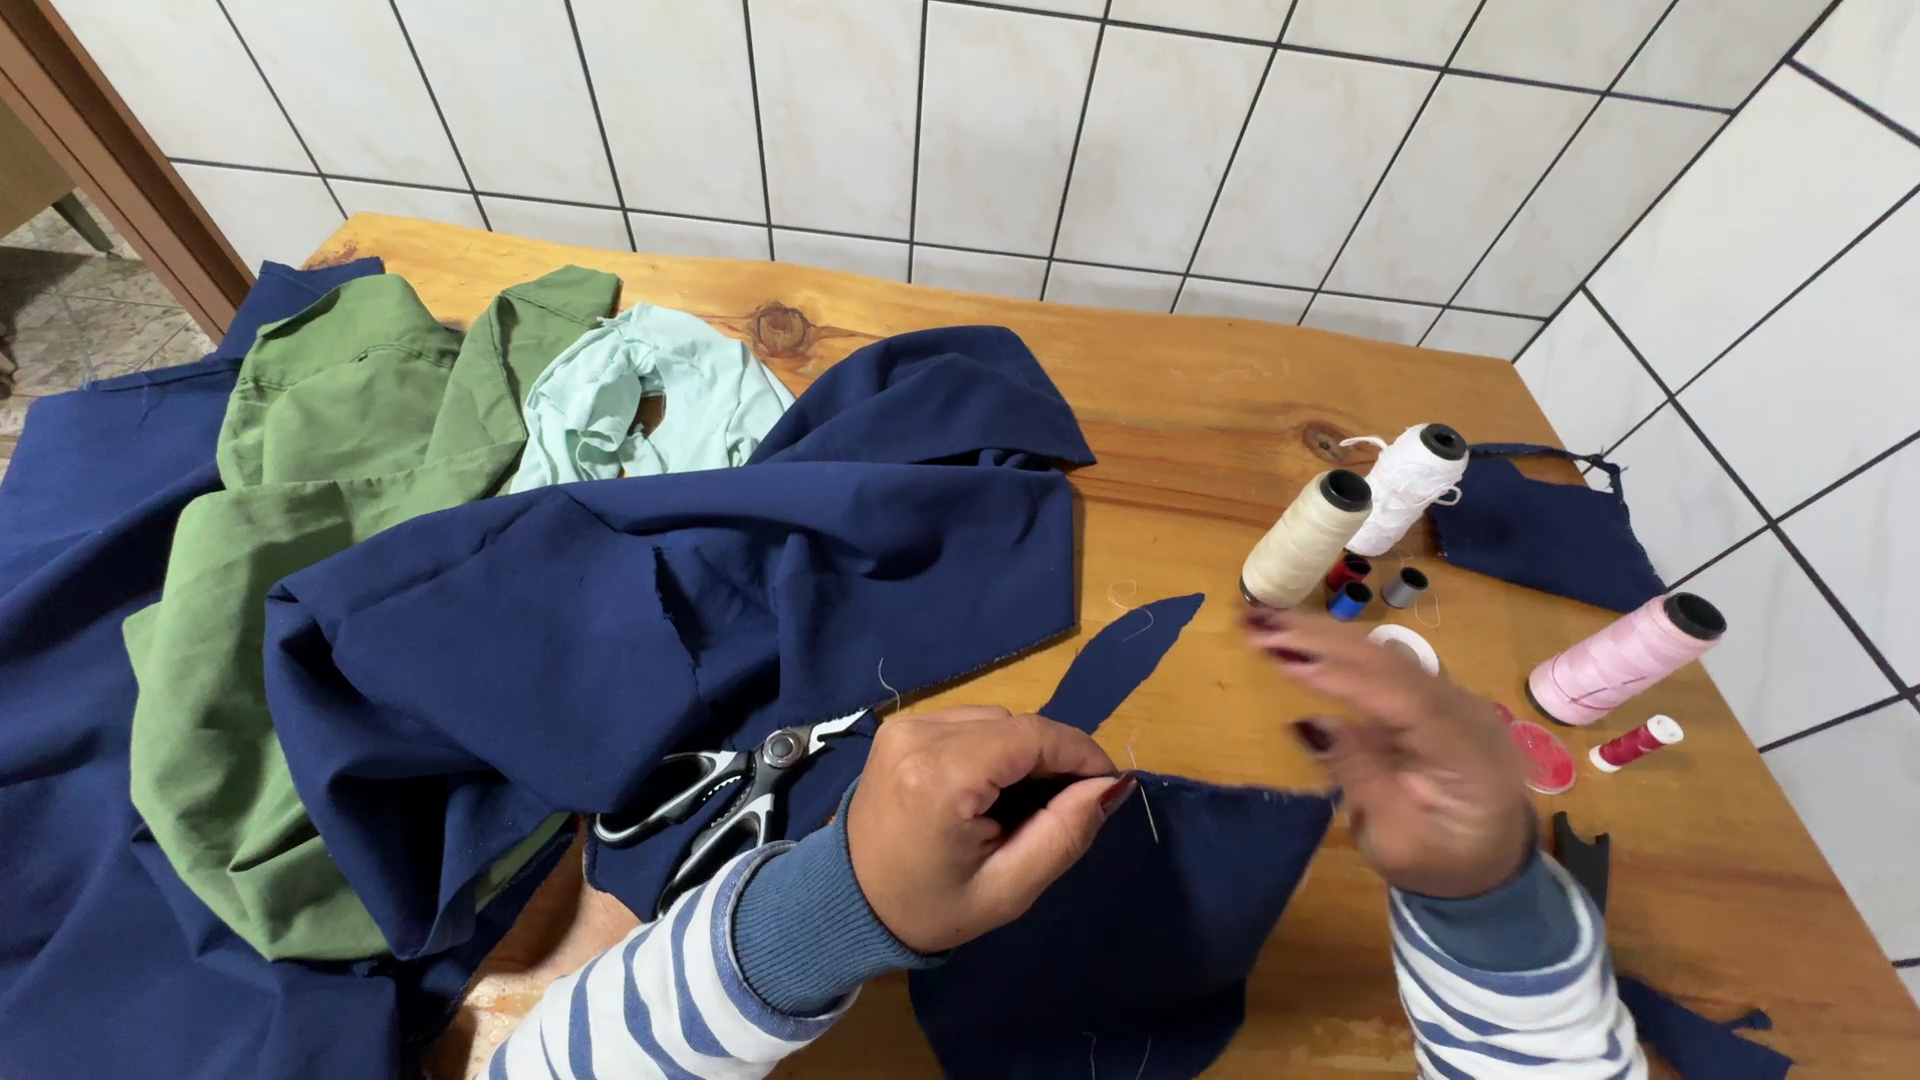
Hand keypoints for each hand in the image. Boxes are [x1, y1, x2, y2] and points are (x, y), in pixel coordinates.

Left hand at [845, 705, 1131, 952]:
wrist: (848, 903)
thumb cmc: (929, 907)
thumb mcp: (1007, 890)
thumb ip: (1063, 833)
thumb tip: (1113, 785)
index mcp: (940, 776)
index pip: (1031, 736)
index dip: (1079, 752)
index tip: (1108, 783)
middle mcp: (919, 734)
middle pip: (1014, 725)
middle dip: (1052, 758)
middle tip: (1065, 806)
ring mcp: (906, 725)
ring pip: (994, 719)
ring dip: (1021, 752)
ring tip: (1020, 803)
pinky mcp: (901, 725)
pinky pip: (968, 722)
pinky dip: (992, 747)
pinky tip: (988, 787)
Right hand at [1244, 609, 1534, 897]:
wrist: (1484, 860)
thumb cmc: (1438, 860)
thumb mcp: (1397, 840)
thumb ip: (1361, 778)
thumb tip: (1308, 725)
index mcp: (1469, 755)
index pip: (1406, 702)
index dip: (1344, 679)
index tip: (1285, 666)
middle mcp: (1465, 711)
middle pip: (1392, 662)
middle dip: (1321, 640)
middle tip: (1257, 627)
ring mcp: (1447, 695)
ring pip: (1380, 649)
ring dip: (1318, 632)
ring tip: (1261, 618)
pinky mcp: (1424, 690)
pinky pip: (1375, 658)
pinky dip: (1328, 641)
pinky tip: (1290, 630)